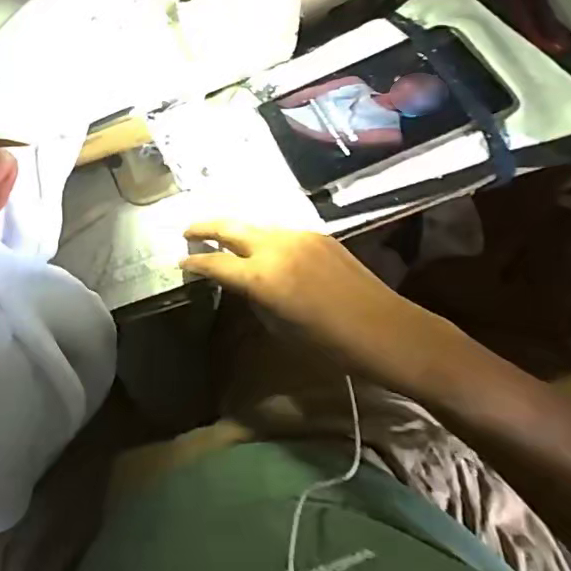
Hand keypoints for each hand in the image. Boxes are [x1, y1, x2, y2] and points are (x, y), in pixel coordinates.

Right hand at [181, 220, 459, 394]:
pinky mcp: (317, 235)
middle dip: (204, 227)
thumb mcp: (280, 327)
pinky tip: (263, 248)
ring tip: (223, 238)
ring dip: (236, 231)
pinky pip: (280, 231)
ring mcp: (297, 236)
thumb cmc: (331, 344)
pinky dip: (264, 237)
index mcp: (261, 276)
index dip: (194, 263)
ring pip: (255, 226)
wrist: (390, 331)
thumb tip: (243, 283)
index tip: (181, 263)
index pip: (214, 262)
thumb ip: (255, 297)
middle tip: (188, 231)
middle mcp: (274, 247)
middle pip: (228, 227)